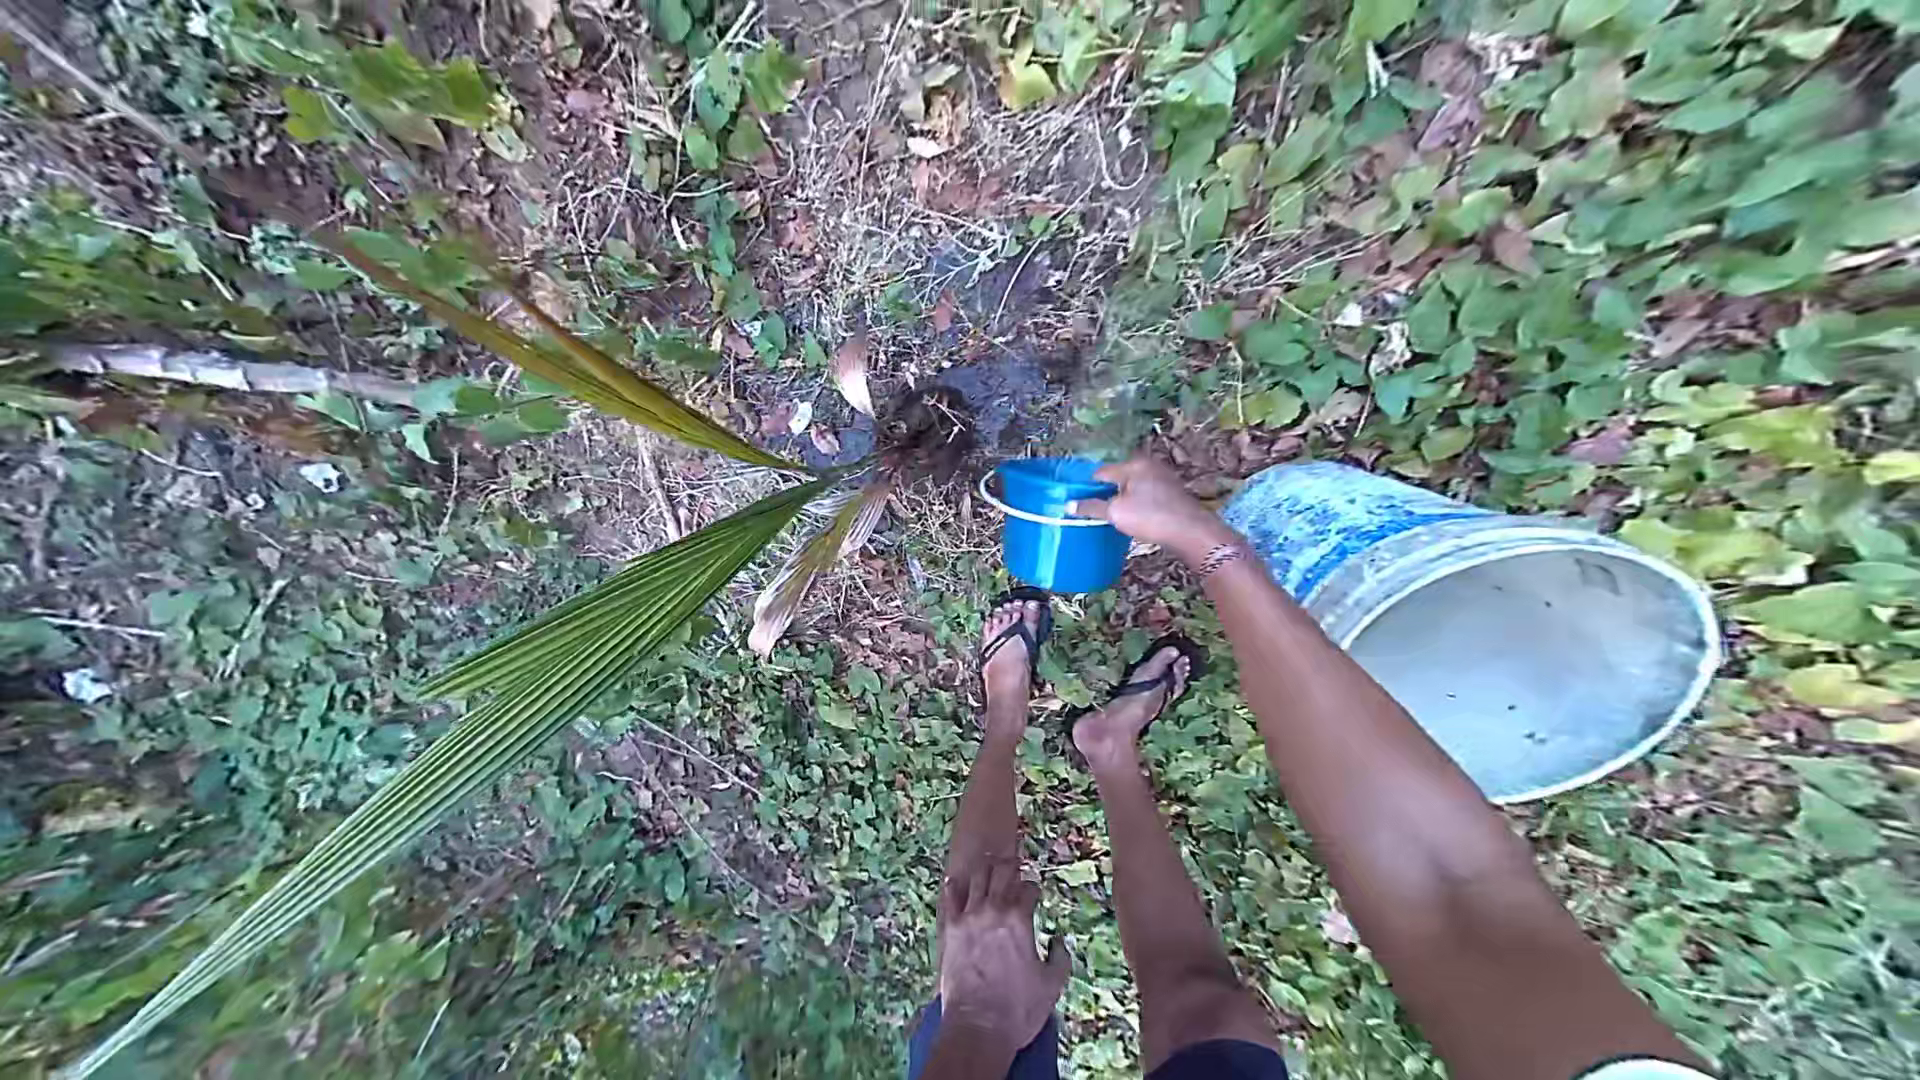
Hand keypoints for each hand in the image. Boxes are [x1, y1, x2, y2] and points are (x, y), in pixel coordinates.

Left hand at [935, 859, 1069, 1059]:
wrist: (978, 1028)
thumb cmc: (1018, 1009)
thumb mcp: (1051, 985)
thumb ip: (1060, 957)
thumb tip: (1058, 940)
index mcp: (1019, 919)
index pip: (1028, 889)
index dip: (1034, 888)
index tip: (1035, 892)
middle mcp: (994, 910)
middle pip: (1002, 872)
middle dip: (1011, 866)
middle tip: (1014, 864)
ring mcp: (969, 916)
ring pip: (977, 877)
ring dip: (986, 869)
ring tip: (989, 865)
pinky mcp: (951, 928)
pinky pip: (950, 897)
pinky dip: (954, 886)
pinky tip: (955, 880)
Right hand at [1070, 456, 1239, 564]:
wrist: (1192, 532)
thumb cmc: (1151, 517)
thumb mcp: (1115, 513)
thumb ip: (1091, 507)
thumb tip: (1068, 505)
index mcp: (1134, 464)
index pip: (1100, 473)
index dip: (1087, 488)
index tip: (1079, 505)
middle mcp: (1149, 466)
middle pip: (1117, 479)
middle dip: (1106, 494)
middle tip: (1096, 514)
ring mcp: (1163, 479)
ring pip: (1132, 488)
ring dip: (1122, 501)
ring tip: (1113, 519)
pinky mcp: (1172, 494)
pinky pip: (1146, 496)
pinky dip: (1137, 505)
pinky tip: (1134, 520)